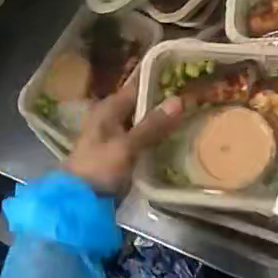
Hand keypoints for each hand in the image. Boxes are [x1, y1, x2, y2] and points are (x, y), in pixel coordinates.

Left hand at [63, 82, 183, 194]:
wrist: (78, 199)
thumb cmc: (100, 168)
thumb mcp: (127, 146)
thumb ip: (152, 125)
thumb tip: (179, 99)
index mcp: (108, 108)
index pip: (137, 87)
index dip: (160, 82)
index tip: (188, 78)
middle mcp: (110, 117)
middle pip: (141, 105)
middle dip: (165, 103)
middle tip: (198, 98)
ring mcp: (114, 135)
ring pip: (143, 122)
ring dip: (162, 122)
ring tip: (194, 115)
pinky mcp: (119, 153)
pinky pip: (142, 139)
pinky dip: (156, 138)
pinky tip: (176, 138)